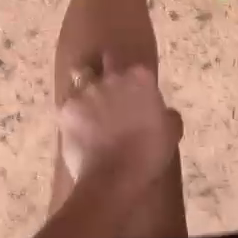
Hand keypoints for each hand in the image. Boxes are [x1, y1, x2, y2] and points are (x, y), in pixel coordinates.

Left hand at [59, 66, 181, 201]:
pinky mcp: (67, 108)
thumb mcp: (171, 134)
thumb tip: (166, 112)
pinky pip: (66, 103)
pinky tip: (74, 125)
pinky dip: (70, 112)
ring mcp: (87, 90)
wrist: (114, 177)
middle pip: (108, 59)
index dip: (135, 79)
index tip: (135, 93)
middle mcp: (112, 76)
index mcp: (140, 78)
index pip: (136, 67)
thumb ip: (168, 116)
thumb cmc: (148, 154)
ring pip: (82, 74)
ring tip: (87, 100)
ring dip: (85, 83)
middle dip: (107, 68)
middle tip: (109, 87)